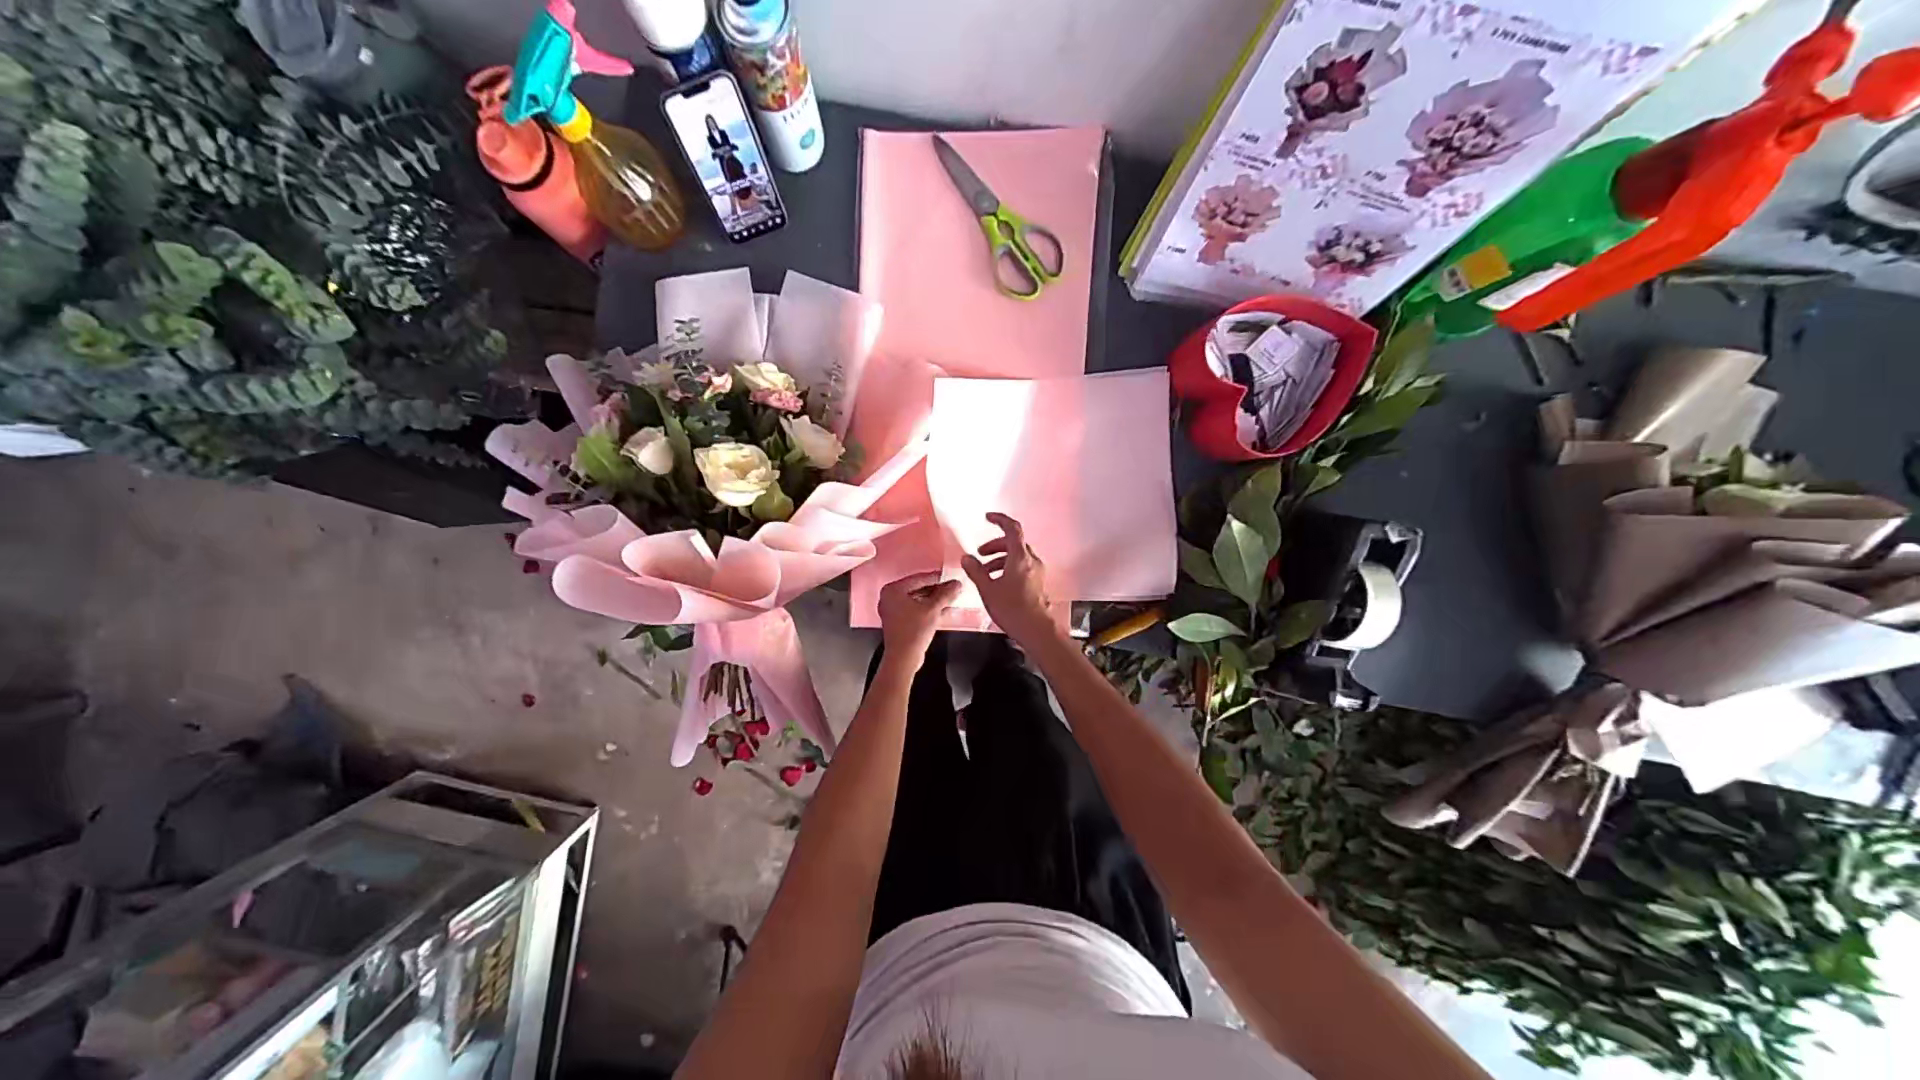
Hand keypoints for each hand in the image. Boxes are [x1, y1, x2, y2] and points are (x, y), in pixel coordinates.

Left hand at [877, 571, 961, 660]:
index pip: (919, 578)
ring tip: (951, 599)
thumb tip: (956, 584)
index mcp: (892, 590)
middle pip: (918, 589)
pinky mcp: (899, 622)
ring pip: (918, 600)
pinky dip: (928, 609)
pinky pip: (915, 610)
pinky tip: (944, 610)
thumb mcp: (932, 609)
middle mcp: (889, 598)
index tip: (950, 577)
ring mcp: (893, 611)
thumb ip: (945, 594)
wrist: (903, 658)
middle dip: (937, 590)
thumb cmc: (913, 631)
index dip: (937, 578)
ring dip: (934, 600)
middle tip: (953, 588)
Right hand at [961, 513, 1057, 646]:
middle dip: (995, 545)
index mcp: (1020, 557)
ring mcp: (1037, 572)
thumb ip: (976, 571)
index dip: (1000, 520)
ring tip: (984, 572)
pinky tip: (997, 582)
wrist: (1036, 630)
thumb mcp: (988, 589)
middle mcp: (1032, 561)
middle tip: (980, 554)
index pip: (1012, 529)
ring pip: (1017, 556)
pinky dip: (1008, 568)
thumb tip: (967, 558)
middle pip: (1013, 543)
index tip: (987, 518)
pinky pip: (1022, 567)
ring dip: (1000, 559)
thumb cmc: (1012, 609)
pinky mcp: (1038, 583)